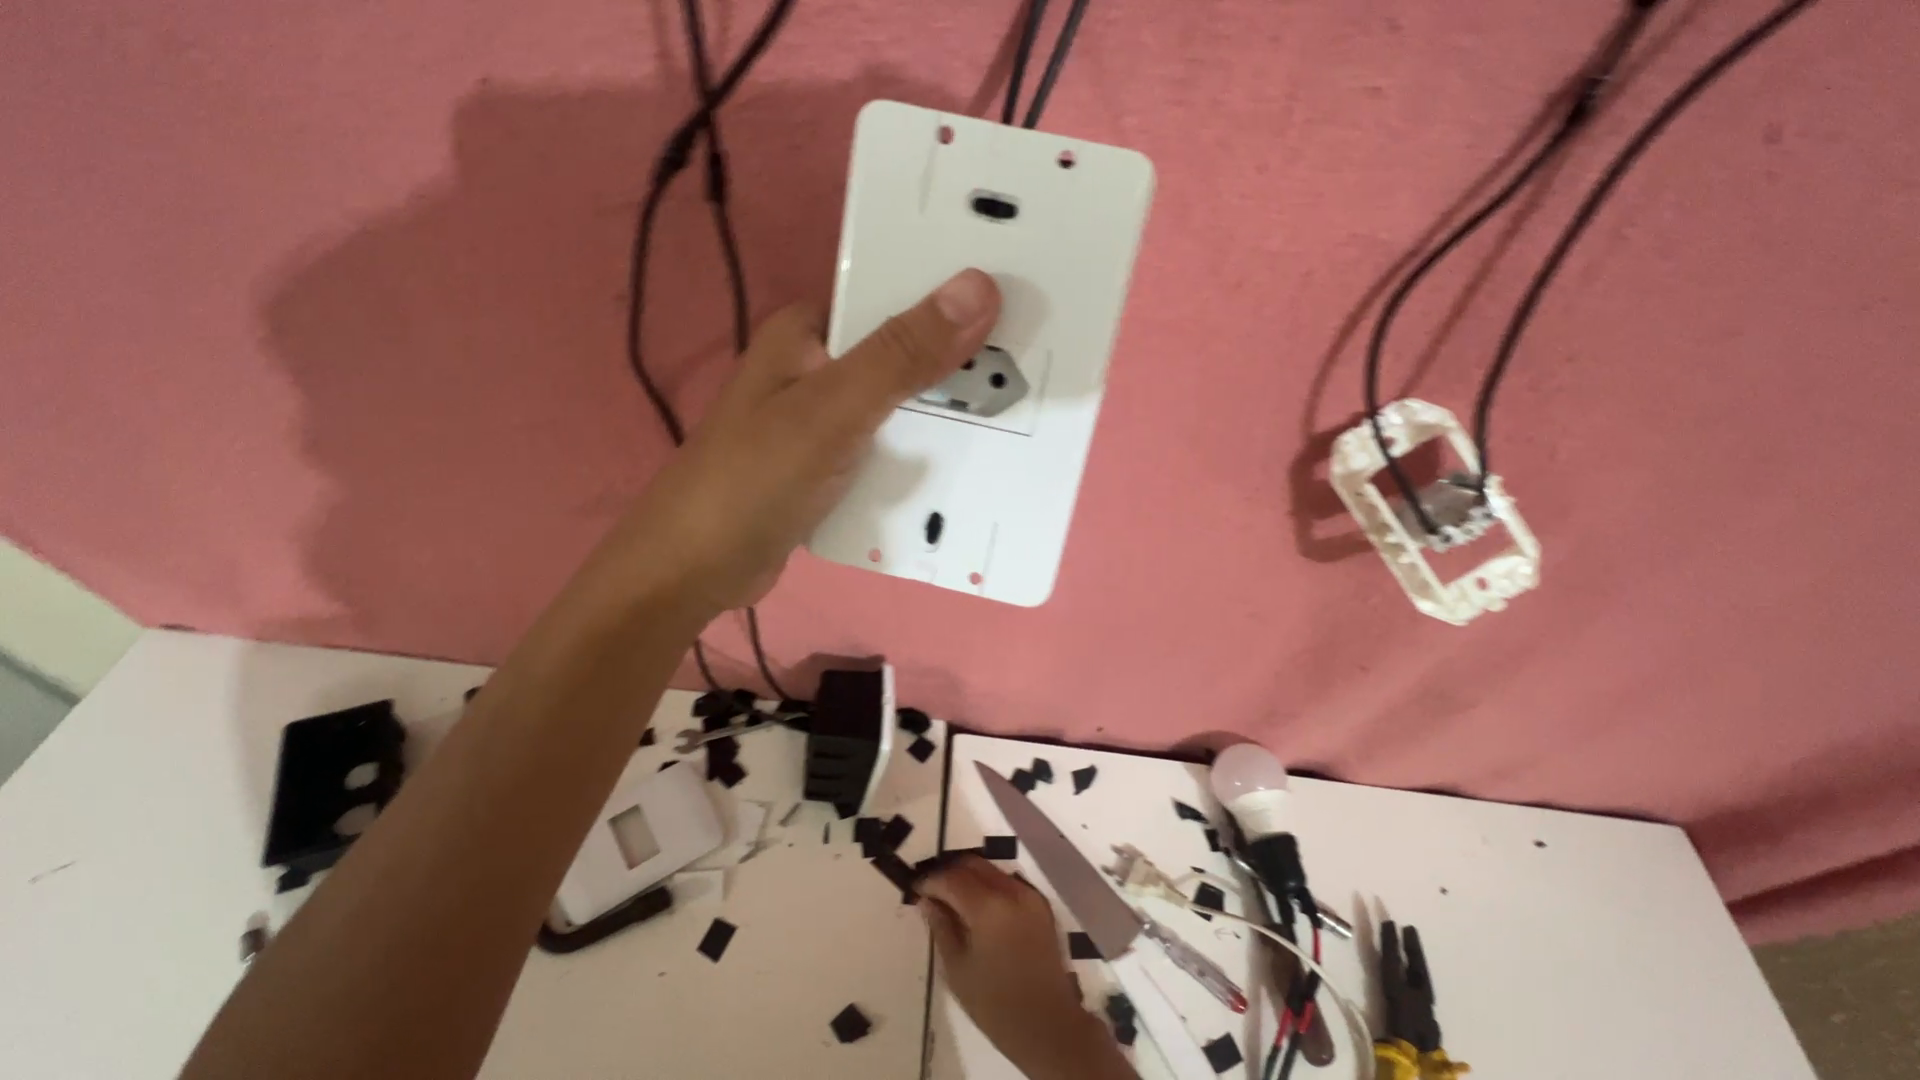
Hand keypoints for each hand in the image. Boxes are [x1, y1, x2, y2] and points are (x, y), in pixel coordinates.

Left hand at [604, 269, 999, 617]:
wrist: (694, 571)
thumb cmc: (754, 479)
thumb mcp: (834, 409)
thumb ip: (903, 353)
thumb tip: (979, 284)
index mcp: (808, 331)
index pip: (890, 291)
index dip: (950, 291)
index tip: (1022, 295)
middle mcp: (817, 368)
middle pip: (902, 351)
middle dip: (959, 360)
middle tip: (1038, 363)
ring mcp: (823, 421)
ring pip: (901, 405)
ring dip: (945, 414)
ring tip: (1021, 414)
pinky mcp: (830, 468)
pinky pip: (889, 450)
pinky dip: (921, 457)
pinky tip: (968, 465)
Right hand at [918, 857, 1135, 1079]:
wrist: (1048, 1024)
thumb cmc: (995, 1004)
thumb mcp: (957, 968)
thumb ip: (941, 927)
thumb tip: (927, 900)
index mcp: (988, 907)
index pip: (951, 878)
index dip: (929, 881)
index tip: (916, 891)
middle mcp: (1012, 892)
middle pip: (973, 864)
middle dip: (949, 873)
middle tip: (932, 893)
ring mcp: (1030, 896)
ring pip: (992, 870)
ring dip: (970, 877)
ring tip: (952, 900)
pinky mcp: (1041, 906)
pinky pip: (1009, 883)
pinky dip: (989, 886)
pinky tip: (978, 909)